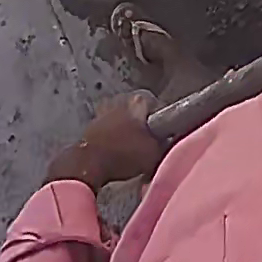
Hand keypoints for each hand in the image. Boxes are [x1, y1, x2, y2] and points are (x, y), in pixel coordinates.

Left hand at [44, 92, 162, 191]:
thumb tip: (172, 142)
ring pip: (127, 121)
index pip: (160, 107)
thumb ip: (168, 145)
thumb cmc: (123, 154)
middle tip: (151, 147)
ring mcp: (106, 109)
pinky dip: (117, 138)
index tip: (165, 138)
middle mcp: (122, 98)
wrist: (88, 163)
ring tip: (135, 153)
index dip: (165, 124)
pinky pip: (113, 128)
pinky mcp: (94, 122)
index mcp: (139, 100)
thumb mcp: (155, 154)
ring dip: (131, 133)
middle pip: (143, 113)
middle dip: (147, 128)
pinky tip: (120, 154)